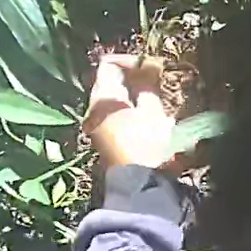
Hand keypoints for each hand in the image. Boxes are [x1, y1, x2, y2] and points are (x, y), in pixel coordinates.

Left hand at [84, 54, 173, 169]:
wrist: (139, 189)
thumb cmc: (149, 147)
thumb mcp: (153, 112)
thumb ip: (148, 85)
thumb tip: (149, 66)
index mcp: (103, 100)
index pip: (109, 65)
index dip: (132, 61)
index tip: (154, 68)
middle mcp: (93, 110)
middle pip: (109, 82)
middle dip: (133, 78)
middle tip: (157, 82)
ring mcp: (95, 126)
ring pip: (112, 99)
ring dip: (132, 94)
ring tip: (155, 100)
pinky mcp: (103, 140)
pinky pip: (113, 114)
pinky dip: (128, 109)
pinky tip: (147, 117)